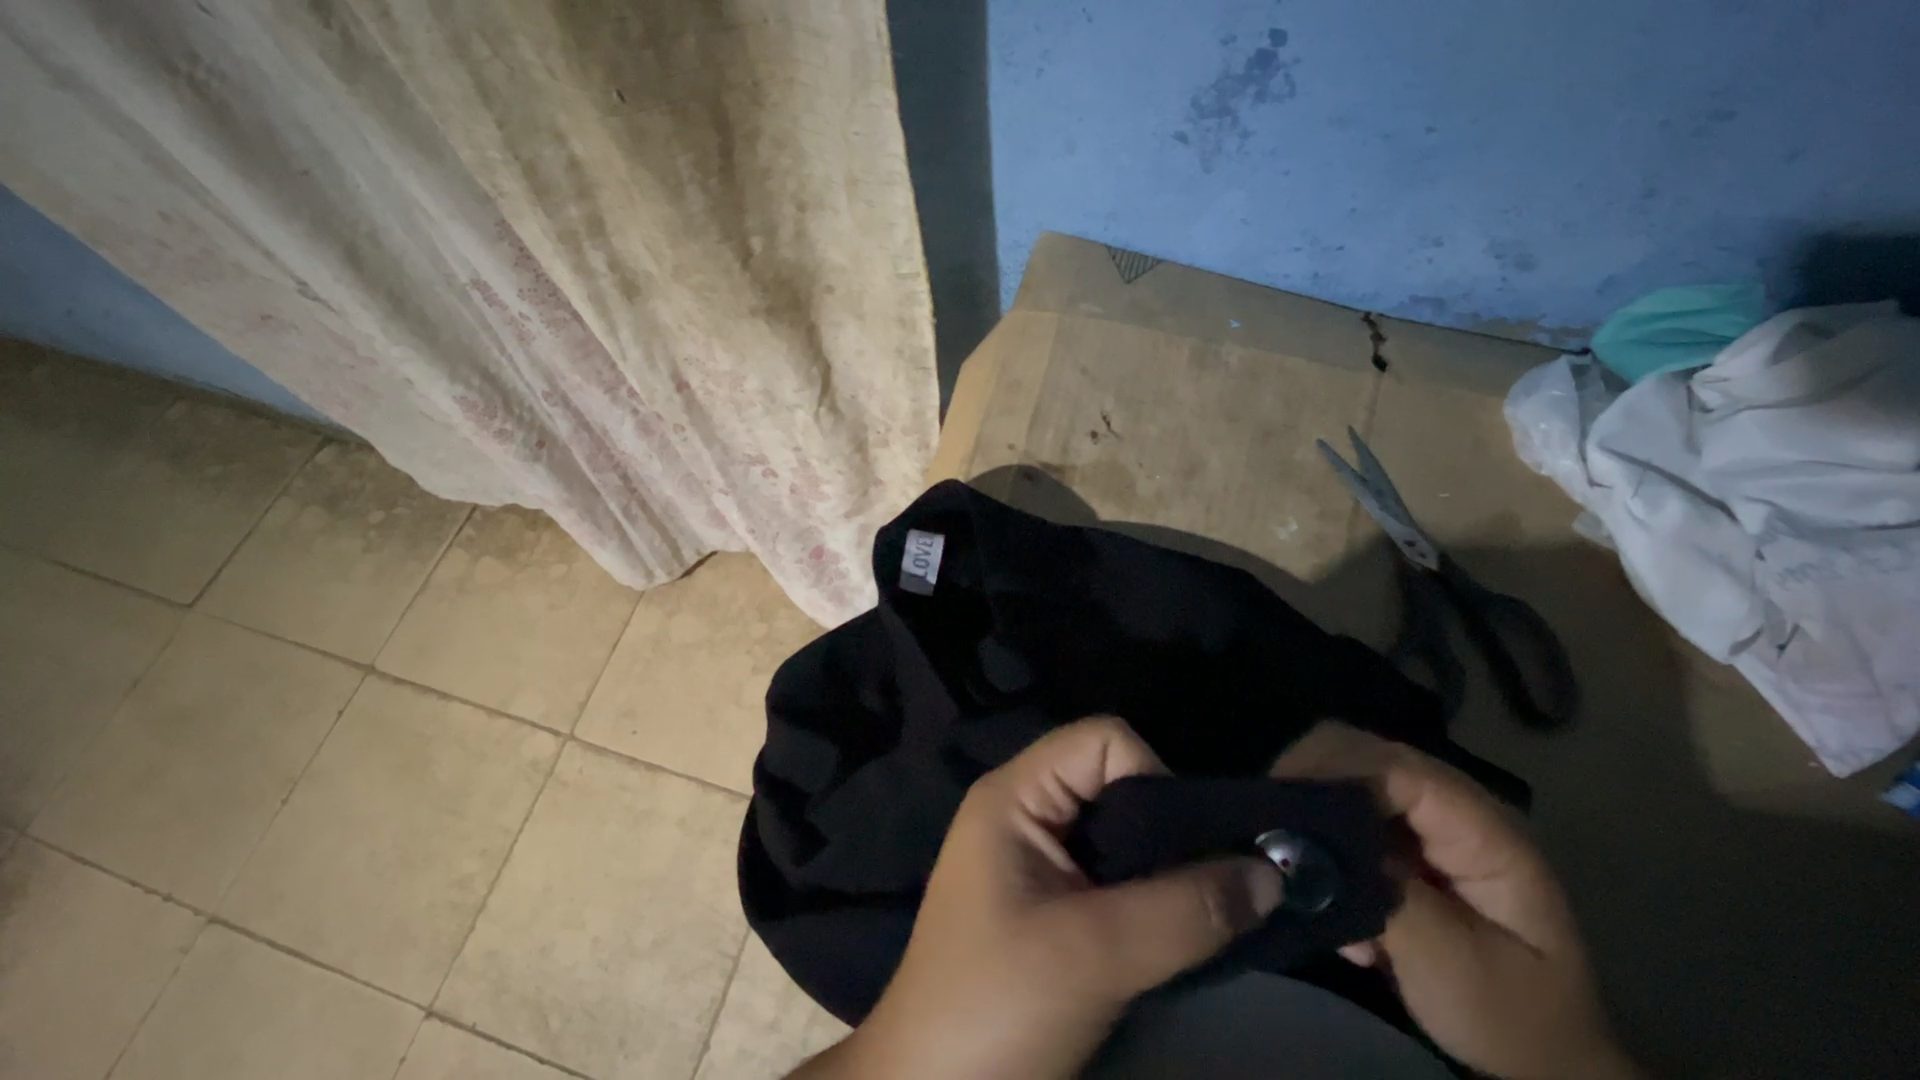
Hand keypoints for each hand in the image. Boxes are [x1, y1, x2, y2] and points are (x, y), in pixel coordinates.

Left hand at [794, 717, 1284, 1079]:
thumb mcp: (1095, 954)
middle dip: (1172, 830)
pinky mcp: (1052, 908)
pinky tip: (1178, 936)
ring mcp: (1037, 862)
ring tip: (1203, 917)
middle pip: (1118, 783)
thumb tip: (1274, 872)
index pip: (1103, 740)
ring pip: (1124, 836)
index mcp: (1014, 797)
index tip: (1186, 847)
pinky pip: (1117, 879)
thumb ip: (1186, 909)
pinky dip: (1153, 900)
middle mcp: (1025, 814)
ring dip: (1168, 872)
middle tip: (1214, 887)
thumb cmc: (997, 1007)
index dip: (1154, 777)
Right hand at [1275, 724, 1642, 1079]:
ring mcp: (1431, 824)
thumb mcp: (1450, 965)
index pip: (1396, 768)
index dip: (1331, 772)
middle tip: (1270, 836)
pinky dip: (1323, 841)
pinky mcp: (1409, 845)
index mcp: (1483, 830)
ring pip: (1349, 779)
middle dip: (1310, 785)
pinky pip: (1350, 815)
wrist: (1548, 1059)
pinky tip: (1327, 896)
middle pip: (1365, 755)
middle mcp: (1455, 808)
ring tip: (1297, 871)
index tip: (1275, 809)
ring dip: (1313, 815)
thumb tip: (1311, 847)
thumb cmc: (1511, 1016)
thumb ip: (1384, 896)